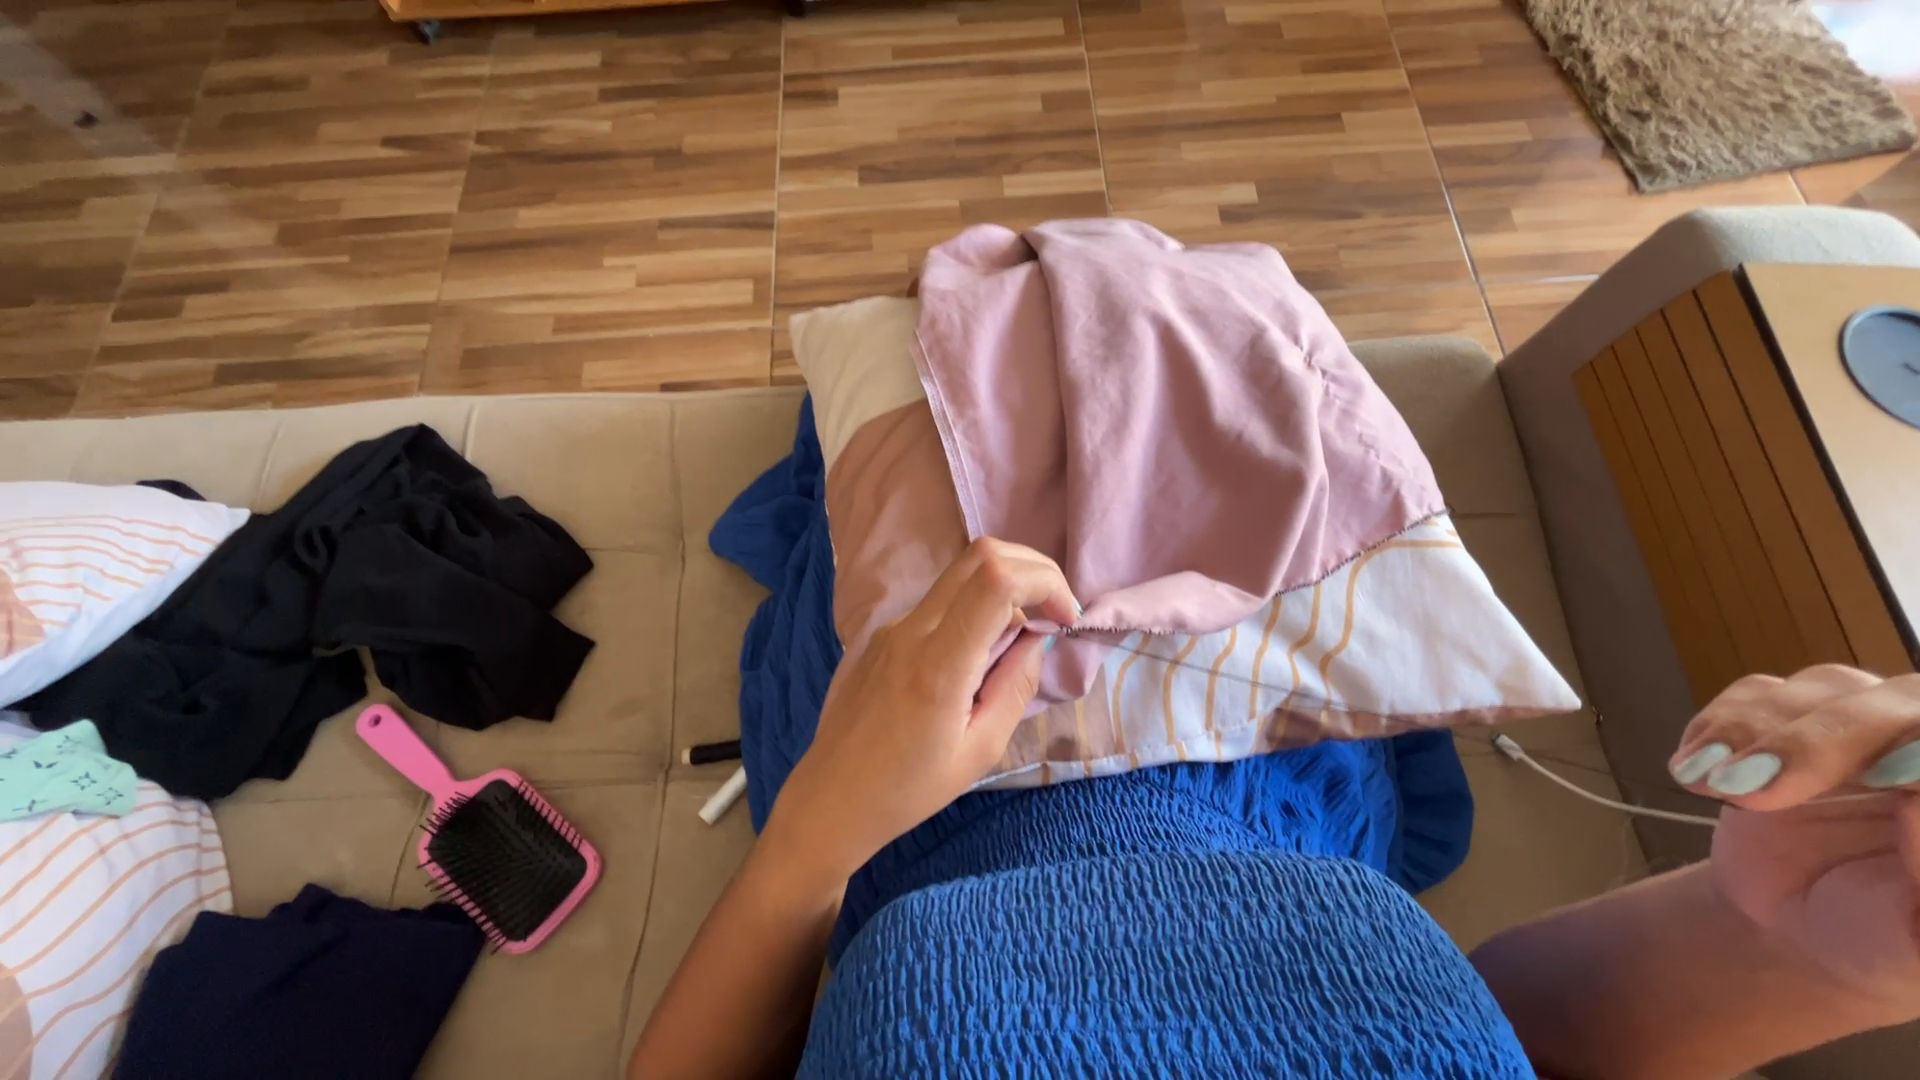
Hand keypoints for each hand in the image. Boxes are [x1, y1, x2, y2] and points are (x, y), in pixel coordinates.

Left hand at [764, 537, 1078, 885]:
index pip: (995, 579)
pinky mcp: (883, 634)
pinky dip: (976, 606)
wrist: (832, 797)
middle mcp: (912, 631)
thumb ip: (1016, 685)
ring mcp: (893, 627)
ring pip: (960, 573)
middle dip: (1033, 570)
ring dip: (1005, 587)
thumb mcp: (981, 749)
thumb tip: (1038, 636)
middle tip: (1055, 611)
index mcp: (939, 665)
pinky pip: (940, 601)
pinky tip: (981, 654)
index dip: (1043, 581)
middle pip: (980, 555)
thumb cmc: (909, 788)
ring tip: (1020, 638)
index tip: (1064, 618)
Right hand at [1669, 666, 1919, 1010]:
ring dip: (1752, 734)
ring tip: (1710, 787)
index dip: (1918, 744)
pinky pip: (1755, 692)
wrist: (1786, 919)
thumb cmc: (1871, 939)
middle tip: (1748, 792)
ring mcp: (1863, 723)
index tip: (1881, 781)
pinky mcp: (1790, 715)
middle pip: (1898, 701)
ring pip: (1824, 689)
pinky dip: (1716, 727)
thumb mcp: (1912, 937)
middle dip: (1815, 743)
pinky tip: (1698, 771)